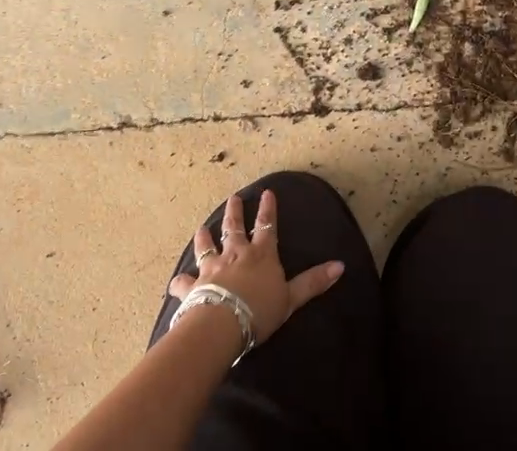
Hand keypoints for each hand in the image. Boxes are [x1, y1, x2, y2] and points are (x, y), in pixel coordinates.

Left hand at [168, 190, 342, 345]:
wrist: (222, 324)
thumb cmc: (260, 310)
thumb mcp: (292, 298)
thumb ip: (313, 282)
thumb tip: (341, 266)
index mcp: (261, 255)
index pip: (268, 226)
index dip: (269, 209)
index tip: (267, 193)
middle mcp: (236, 255)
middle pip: (234, 229)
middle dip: (235, 213)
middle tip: (234, 198)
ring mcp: (212, 269)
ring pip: (207, 247)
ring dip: (204, 238)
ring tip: (201, 229)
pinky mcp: (193, 287)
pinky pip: (184, 283)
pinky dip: (181, 282)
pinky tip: (176, 283)